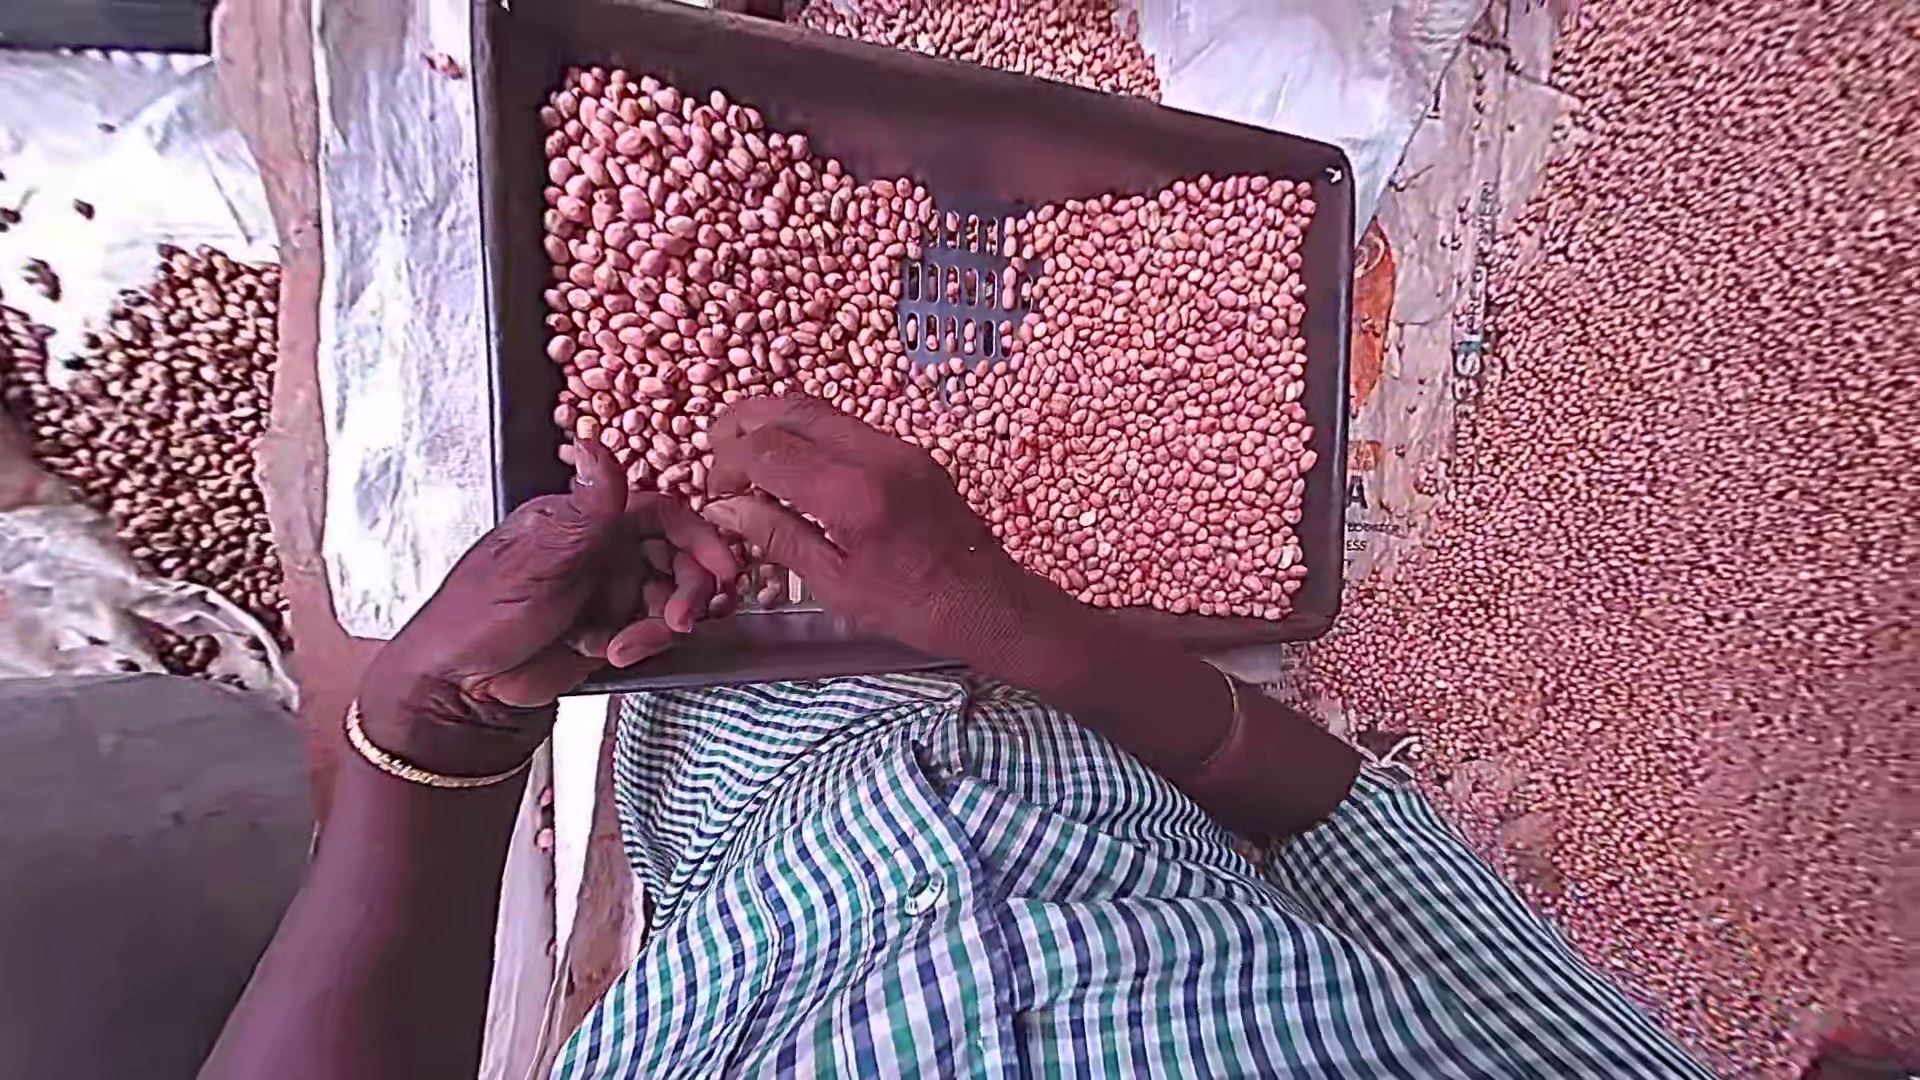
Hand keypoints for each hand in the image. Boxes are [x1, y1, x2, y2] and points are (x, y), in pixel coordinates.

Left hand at [357, 440, 737, 776]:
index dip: (701, 539)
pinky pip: (658, 630)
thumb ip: (584, 511)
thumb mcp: (535, 562)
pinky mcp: (620, 627)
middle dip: (690, 592)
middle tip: (680, 620)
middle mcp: (609, 552)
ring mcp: (616, 591)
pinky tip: (613, 652)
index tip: (725, 568)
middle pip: (681, 560)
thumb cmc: (479, 617)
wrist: (460, 693)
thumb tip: (597, 446)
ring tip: (626, 646)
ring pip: (675, 598)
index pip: (665, 516)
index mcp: (589, 522)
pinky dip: (646, 643)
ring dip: (663, 625)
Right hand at [703, 394, 1059, 662]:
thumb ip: (779, 536)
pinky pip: (850, 428)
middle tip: (719, 449)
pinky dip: (813, 435)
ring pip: (823, 411)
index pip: (769, 449)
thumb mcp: (836, 585)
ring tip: (751, 454)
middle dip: (745, 421)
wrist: (986, 600)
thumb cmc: (910, 607)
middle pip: (793, 408)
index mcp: (852, 495)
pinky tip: (799, 465)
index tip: (719, 490)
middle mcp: (877, 456)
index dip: (730, 462)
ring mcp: (900, 448)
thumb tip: (725, 508)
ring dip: (778, 423)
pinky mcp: (914, 453)